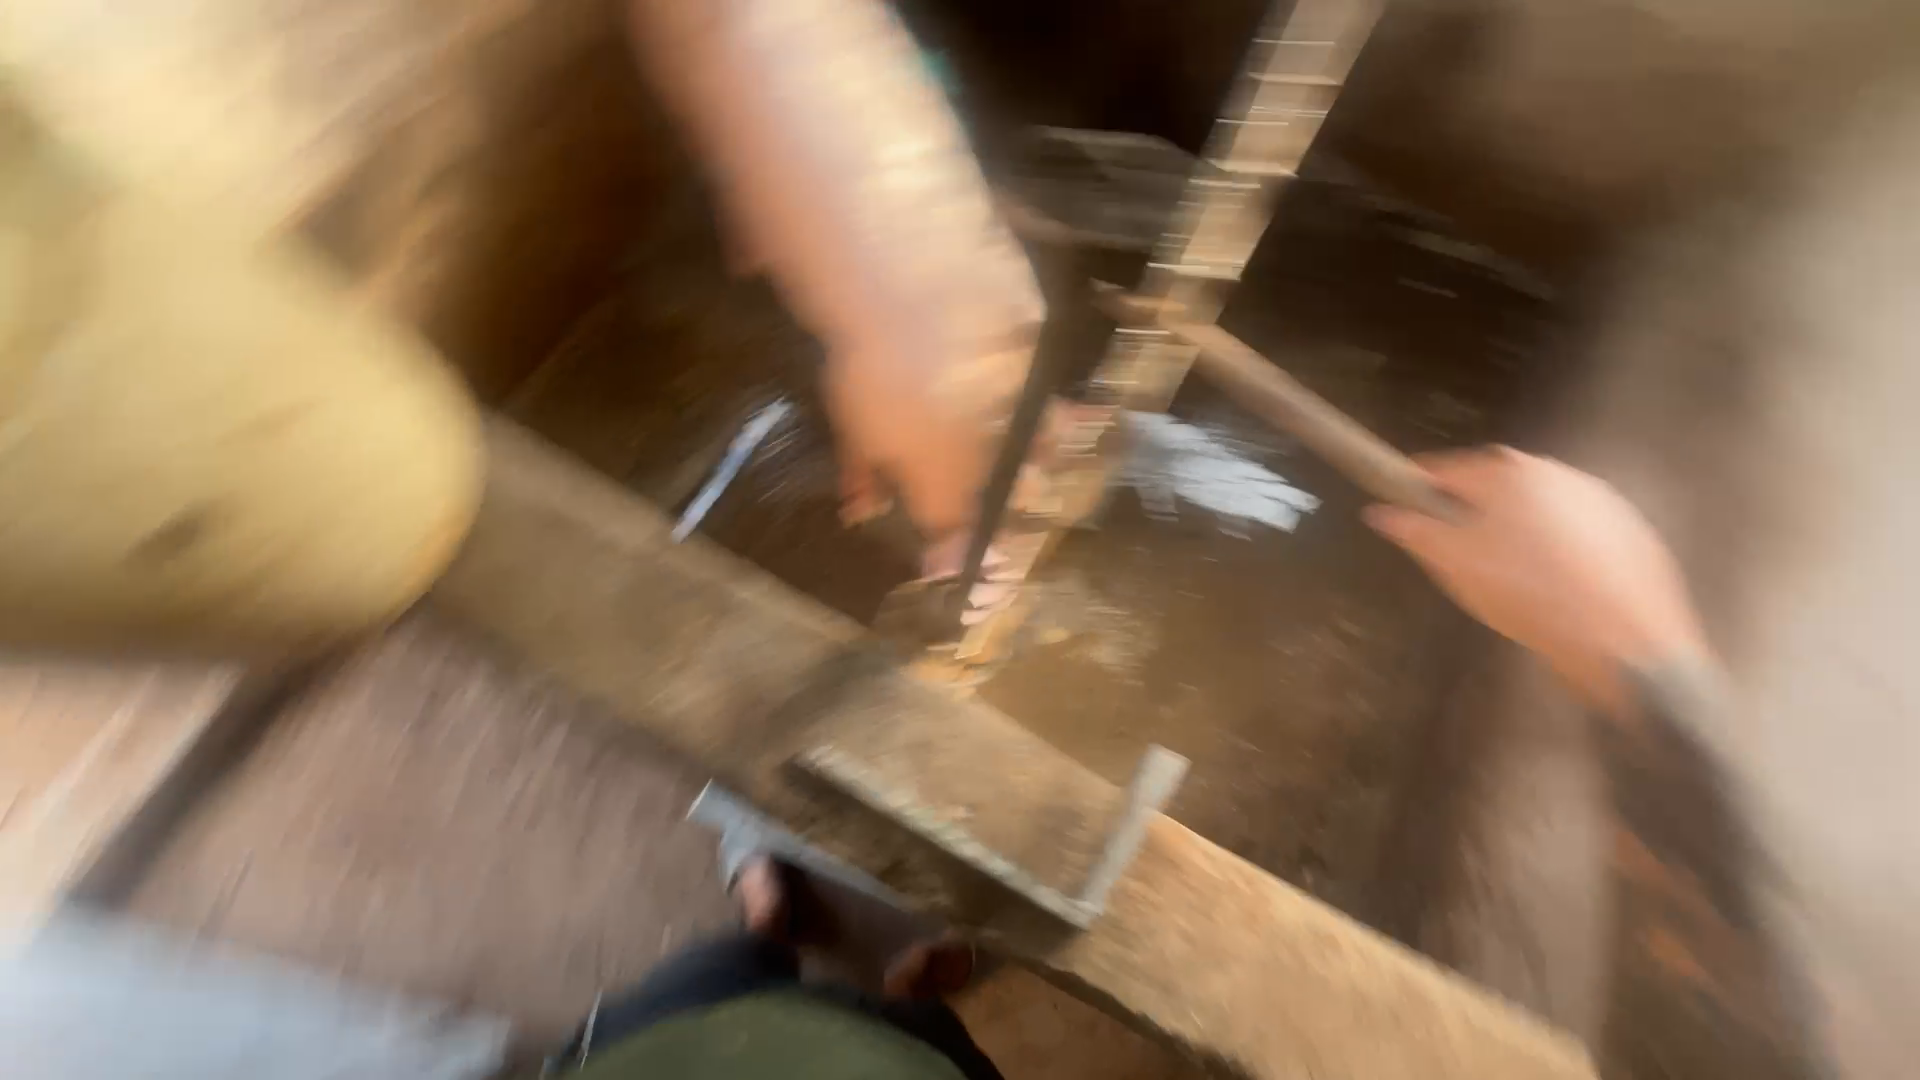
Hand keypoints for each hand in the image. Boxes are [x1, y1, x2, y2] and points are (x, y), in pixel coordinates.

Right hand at [1364, 446, 1709, 710]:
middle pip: (1492, 480)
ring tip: (1497, 562)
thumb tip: (1380, 511)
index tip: (1398, 502)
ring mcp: (1598, 497)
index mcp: (1507, 473)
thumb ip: (1412, 530)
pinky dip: (1548, 539)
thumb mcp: (1452, 563)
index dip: (1414, 484)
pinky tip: (1543, 576)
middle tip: (1446, 538)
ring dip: (1508, 520)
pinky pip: (1569, 524)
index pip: (1443, 467)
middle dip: (1464, 503)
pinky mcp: (1628, 527)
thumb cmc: (1523, 592)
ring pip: (1532, 502)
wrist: (1621, 639)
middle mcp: (1555, 472)